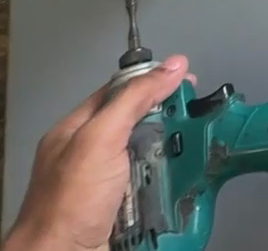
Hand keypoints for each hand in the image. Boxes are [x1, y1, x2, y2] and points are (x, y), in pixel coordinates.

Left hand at [3, 55, 190, 250]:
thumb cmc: (70, 203)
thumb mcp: (99, 140)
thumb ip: (134, 99)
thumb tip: (176, 64)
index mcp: (77, 130)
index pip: (122, 89)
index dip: (155, 80)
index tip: (189, 82)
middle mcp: (92, 152)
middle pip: (143, 119)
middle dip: (171, 117)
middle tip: (195, 119)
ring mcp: (109, 180)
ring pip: (154, 148)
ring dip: (177, 148)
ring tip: (197, 147)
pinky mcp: (125, 202)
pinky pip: (157, 177)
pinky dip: (175, 174)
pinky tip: (189, 174)